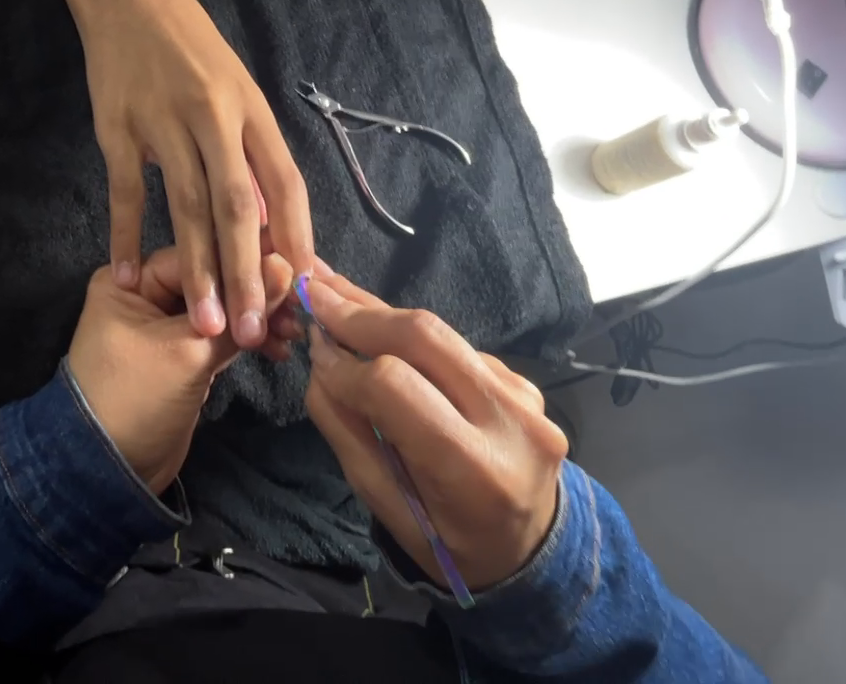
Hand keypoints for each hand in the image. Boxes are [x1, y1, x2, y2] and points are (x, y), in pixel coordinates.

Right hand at [65, 0, 314, 349]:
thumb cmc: (189, 40)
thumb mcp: (235, 83)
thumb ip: (249, 147)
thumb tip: (263, 218)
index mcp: (251, 107)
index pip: (285, 182)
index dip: (298, 238)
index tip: (303, 291)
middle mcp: (214, 118)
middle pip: (238, 207)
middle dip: (248, 274)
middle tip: (256, 333)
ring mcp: (163, 124)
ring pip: (187, 209)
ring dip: (197, 270)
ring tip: (206, 323)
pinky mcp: (117, 129)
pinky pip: (127, 193)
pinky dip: (127, 237)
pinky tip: (129, 276)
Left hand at [67, 248, 298, 491]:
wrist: (109, 471)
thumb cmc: (137, 398)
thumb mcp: (188, 353)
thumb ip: (239, 312)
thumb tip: (286, 268)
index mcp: (129, 279)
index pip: (196, 257)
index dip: (244, 263)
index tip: (292, 266)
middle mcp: (144, 293)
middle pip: (211, 281)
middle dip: (255, 295)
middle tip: (298, 304)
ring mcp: (163, 324)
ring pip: (221, 309)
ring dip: (256, 320)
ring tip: (294, 332)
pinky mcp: (180, 353)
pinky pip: (220, 336)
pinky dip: (246, 340)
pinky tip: (279, 349)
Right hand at [302, 274, 568, 590]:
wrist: (533, 552)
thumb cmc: (447, 540)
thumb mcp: (385, 505)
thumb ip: (346, 429)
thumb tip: (320, 360)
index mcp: (473, 470)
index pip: (395, 387)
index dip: (345, 364)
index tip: (313, 350)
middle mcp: (510, 422)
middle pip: (424, 337)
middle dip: (360, 314)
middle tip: (315, 293)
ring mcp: (525, 396)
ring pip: (438, 332)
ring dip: (379, 312)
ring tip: (334, 293)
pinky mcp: (524, 381)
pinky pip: (453, 346)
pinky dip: (409, 337)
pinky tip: (378, 330)